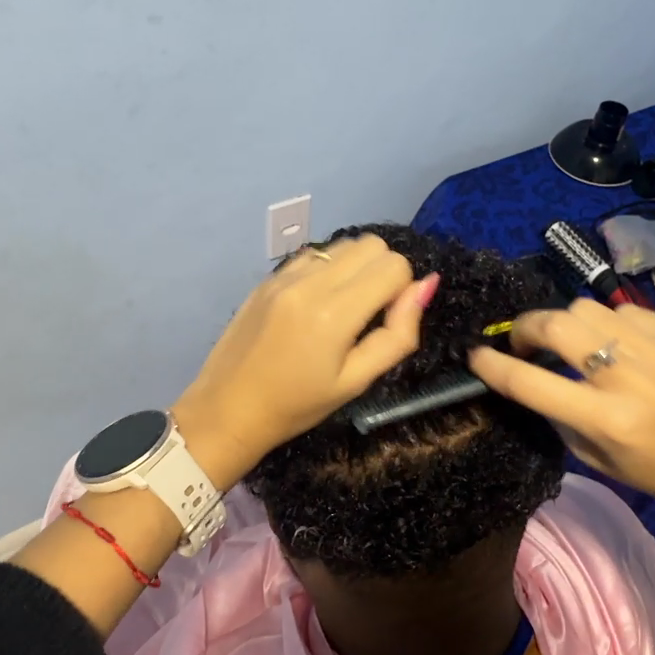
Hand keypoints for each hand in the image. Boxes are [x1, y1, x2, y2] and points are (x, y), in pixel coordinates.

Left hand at [172, 235, 435, 487]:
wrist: (228, 409)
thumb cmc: (298, 406)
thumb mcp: (357, 381)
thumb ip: (398, 334)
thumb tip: (426, 285)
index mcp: (334, 313)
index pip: (394, 266)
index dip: (402, 291)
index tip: (385, 321)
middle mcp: (310, 282)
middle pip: (372, 244)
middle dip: (383, 272)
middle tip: (369, 313)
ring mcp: (284, 276)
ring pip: (343, 244)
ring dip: (356, 268)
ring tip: (343, 308)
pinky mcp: (268, 278)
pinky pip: (314, 254)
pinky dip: (328, 270)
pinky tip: (316, 304)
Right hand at [468, 298, 654, 522]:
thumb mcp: (596, 459)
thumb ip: (559, 415)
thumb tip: (528, 374)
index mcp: (607, 421)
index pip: (531, 382)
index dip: (494, 366)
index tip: (477, 357)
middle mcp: (631, 380)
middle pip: (558, 325)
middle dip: (527, 327)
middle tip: (525, 342)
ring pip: (588, 308)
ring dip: (568, 324)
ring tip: (574, 344)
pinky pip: (625, 311)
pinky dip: (608, 324)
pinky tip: (616, 345)